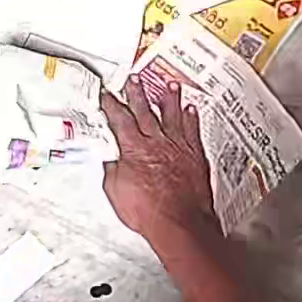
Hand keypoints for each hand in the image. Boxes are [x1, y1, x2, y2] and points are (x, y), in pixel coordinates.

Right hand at [101, 76, 215, 242]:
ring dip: (168, 99)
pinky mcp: (194, 155)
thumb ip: (113, 169)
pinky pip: (192, 131)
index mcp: (133, 149)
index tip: (107, 95)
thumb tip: (110, 158)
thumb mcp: (115, 190)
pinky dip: (191, 118)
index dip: (111, 105)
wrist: (179, 221)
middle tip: (134, 80)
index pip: (119, 120)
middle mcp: (156, 142)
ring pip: (172, 115)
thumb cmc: (148, 211)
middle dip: (137, 93)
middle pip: (144, 111)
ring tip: (168, 85)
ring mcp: (177, 147)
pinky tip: (191, 110)